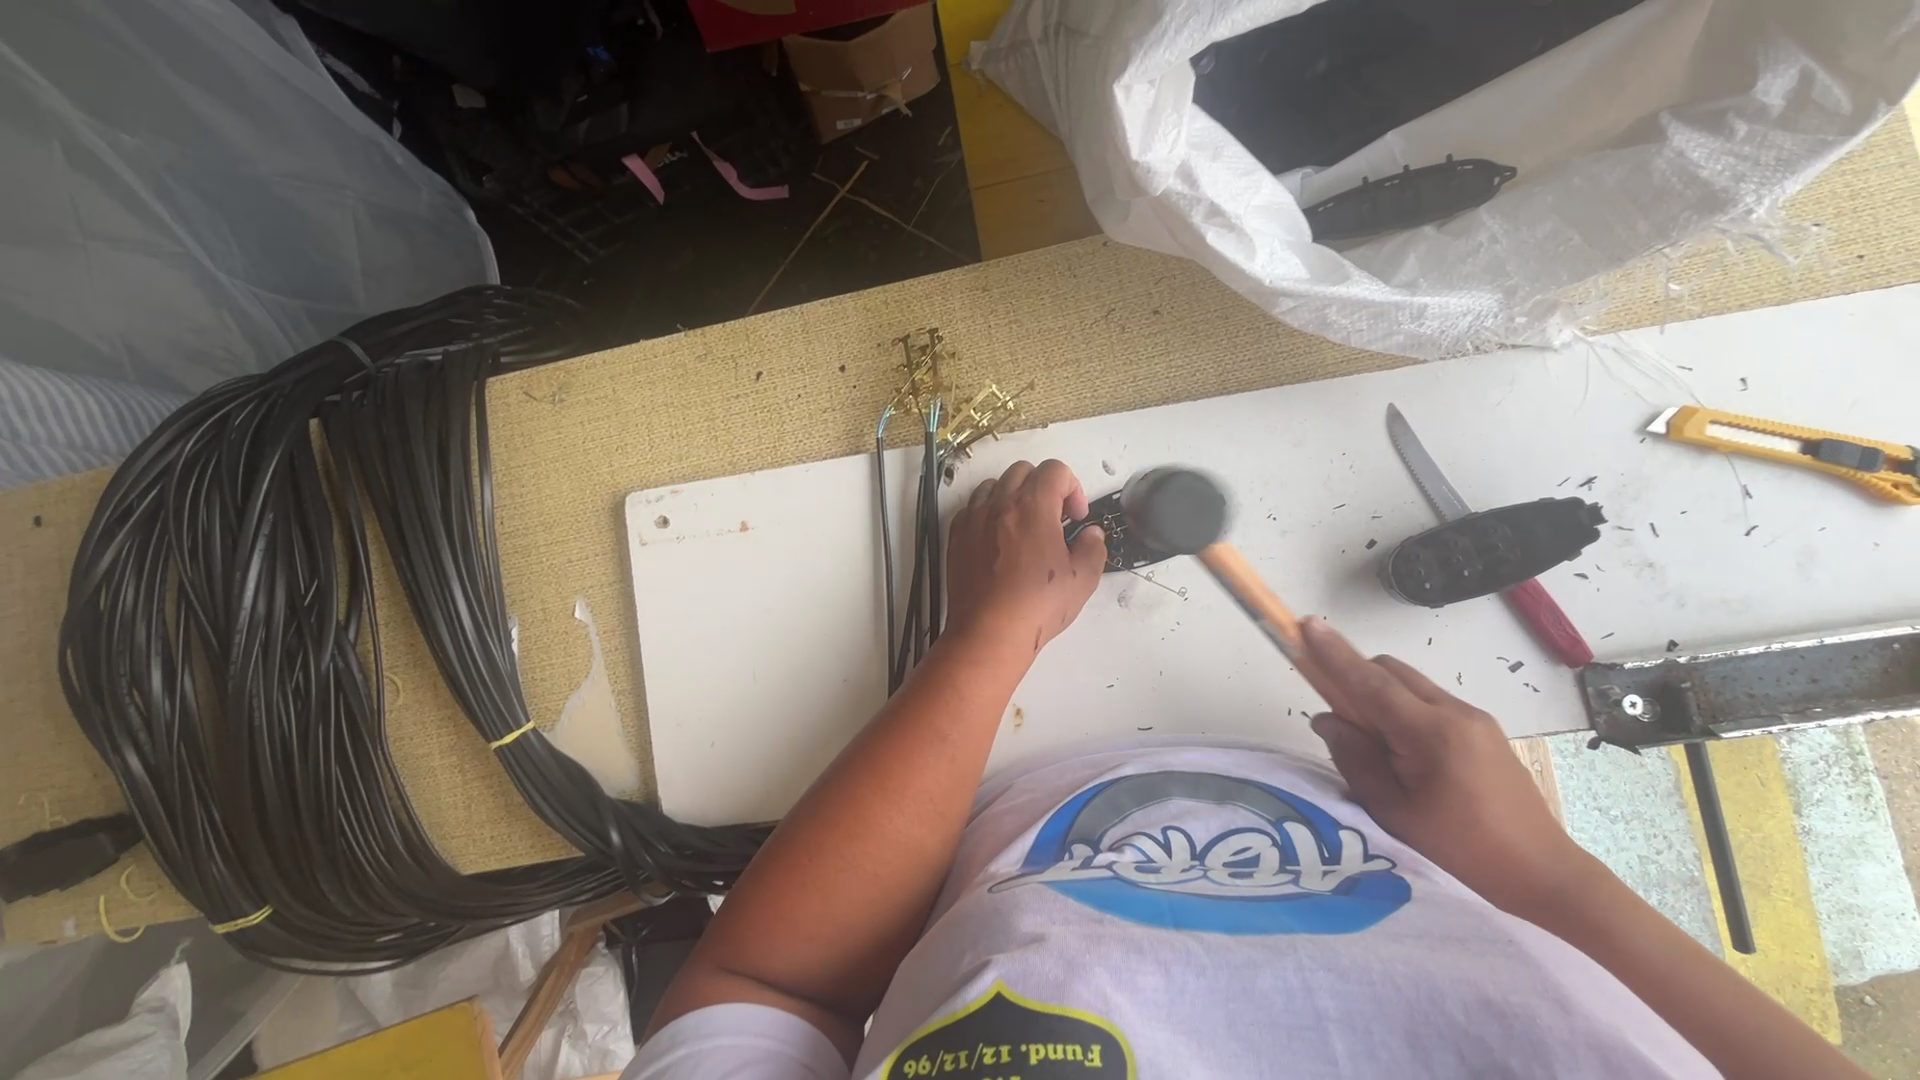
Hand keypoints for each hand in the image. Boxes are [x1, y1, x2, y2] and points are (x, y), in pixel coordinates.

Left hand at [944, 460, 1106, 659]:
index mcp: (1033, 506)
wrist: (989, 633)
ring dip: (1013, 496)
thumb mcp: (1082, 579)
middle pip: (1023, 471)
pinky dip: (987, 513)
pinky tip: (998, 539)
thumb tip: (1091, 535)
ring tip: (1024, 526)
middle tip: (1053, 518)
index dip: (1073, 487)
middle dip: (1044, 487)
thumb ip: (1093, 548)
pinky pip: (972, 508)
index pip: (1055, 470)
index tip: (1076, 517)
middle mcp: (1000, 504)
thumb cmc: (1037, 606)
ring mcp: (973, 519)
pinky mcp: (956, 537)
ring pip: (994, 485)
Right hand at [1299, 617, 1594, 916]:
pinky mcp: (1484, 730)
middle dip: (1354, 675)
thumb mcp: (1393, 812)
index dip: (1334, 654)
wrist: (1543, 872)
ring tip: (1370, 743)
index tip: (1306, 626)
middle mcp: (1455, 713)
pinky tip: (1400, 751)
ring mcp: (1475, 718)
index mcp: (1431, 734)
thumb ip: (1355, 760)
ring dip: (1379, 695)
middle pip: (1391, 671)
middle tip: (1334, 713)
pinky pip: (1429, 702)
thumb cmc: (1460, 850)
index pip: (1370, 682)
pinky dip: (1402, 709)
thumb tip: (1327, 720)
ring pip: (1411, 684)